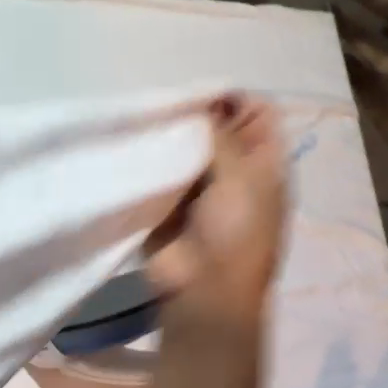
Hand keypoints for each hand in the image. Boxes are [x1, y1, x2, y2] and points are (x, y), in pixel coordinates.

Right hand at [145, 95, 290, 331]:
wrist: (202, 289)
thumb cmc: (234, 232)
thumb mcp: (240, 175)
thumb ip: (219, 137)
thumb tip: (198, 104)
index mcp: (263, 160)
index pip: (253, 112)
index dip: (227, 99)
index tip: (192, 97)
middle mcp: (231, 172)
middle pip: (211, 132)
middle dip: (187, 120)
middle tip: (157, 111)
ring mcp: (194, 193)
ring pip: (178, 155)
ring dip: (161, 145)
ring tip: (136, 131)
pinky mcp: (161, 211)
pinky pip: (152, 182)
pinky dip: (141, 171)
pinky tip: (125, 158)